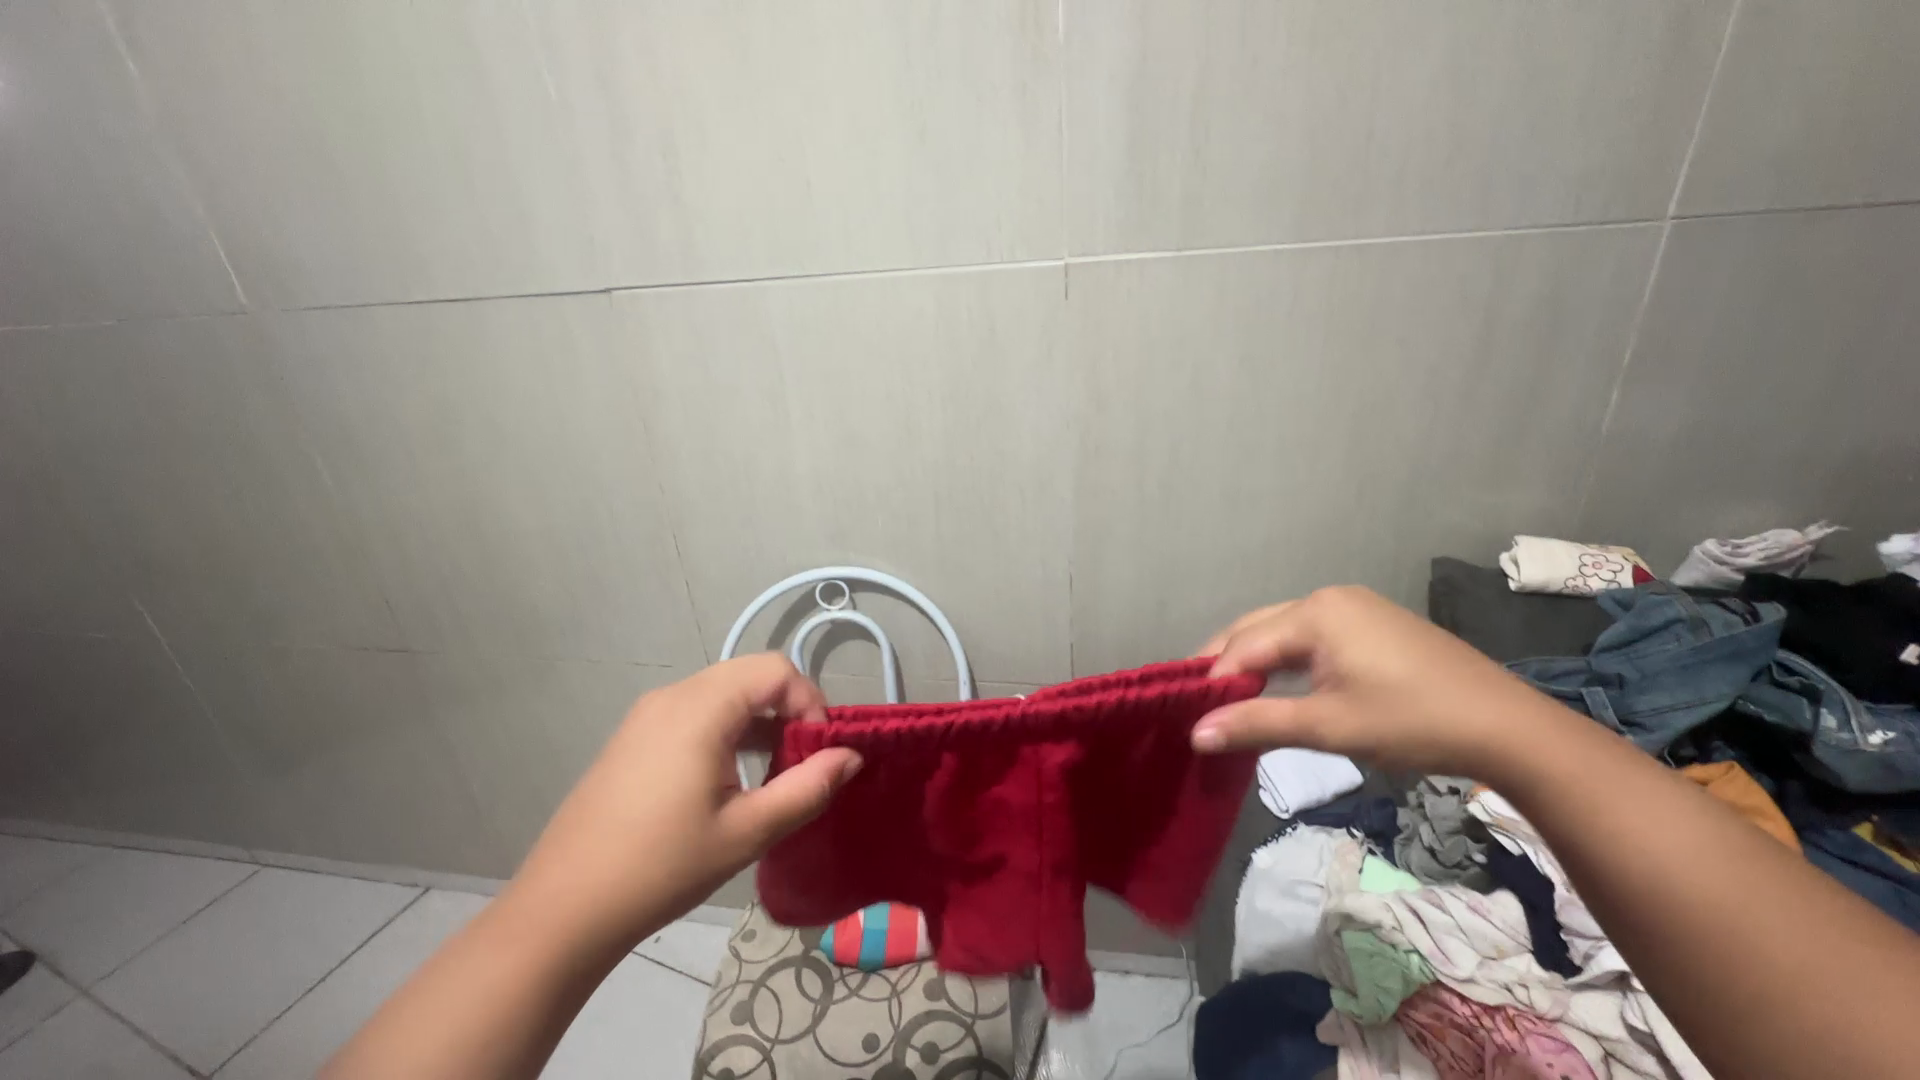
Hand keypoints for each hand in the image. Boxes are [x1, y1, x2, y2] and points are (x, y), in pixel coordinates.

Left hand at [506, 654, 862, 951]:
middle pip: (749, 675)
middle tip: (802, 765)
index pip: (775, 670)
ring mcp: (647, 716)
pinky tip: (729, 782)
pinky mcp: (634, 738)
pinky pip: (696, 713)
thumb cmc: (663, 867)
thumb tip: (851, 756)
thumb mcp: (748, 832)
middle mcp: (671, 697)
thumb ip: (808, 788)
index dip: (810, 702)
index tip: (819, 754)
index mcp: (699, 709)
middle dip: (788, 711)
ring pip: (723, 694)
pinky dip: (728, 731)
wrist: (564, 908)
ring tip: (772, 777)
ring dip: (759, 723)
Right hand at [1188, 586, 1560, 775]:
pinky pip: (1312, 637)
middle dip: (1226, 665)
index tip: (1189, 716)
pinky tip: (1279, 687)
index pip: (1243, 646)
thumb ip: (1256, 724)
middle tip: (1198, 705)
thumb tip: (1194, 735)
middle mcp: (1330, 598)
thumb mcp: (1328, 726)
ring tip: (1231, 700)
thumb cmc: (1411, 721)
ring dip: (1255, 663)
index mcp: (1316, 613)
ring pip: (1284, 632)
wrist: (1507, 728)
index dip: (1214, 682)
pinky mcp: (1375, 625)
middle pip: (1258, 629)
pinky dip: (1287, 661)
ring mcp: (1356, 608)